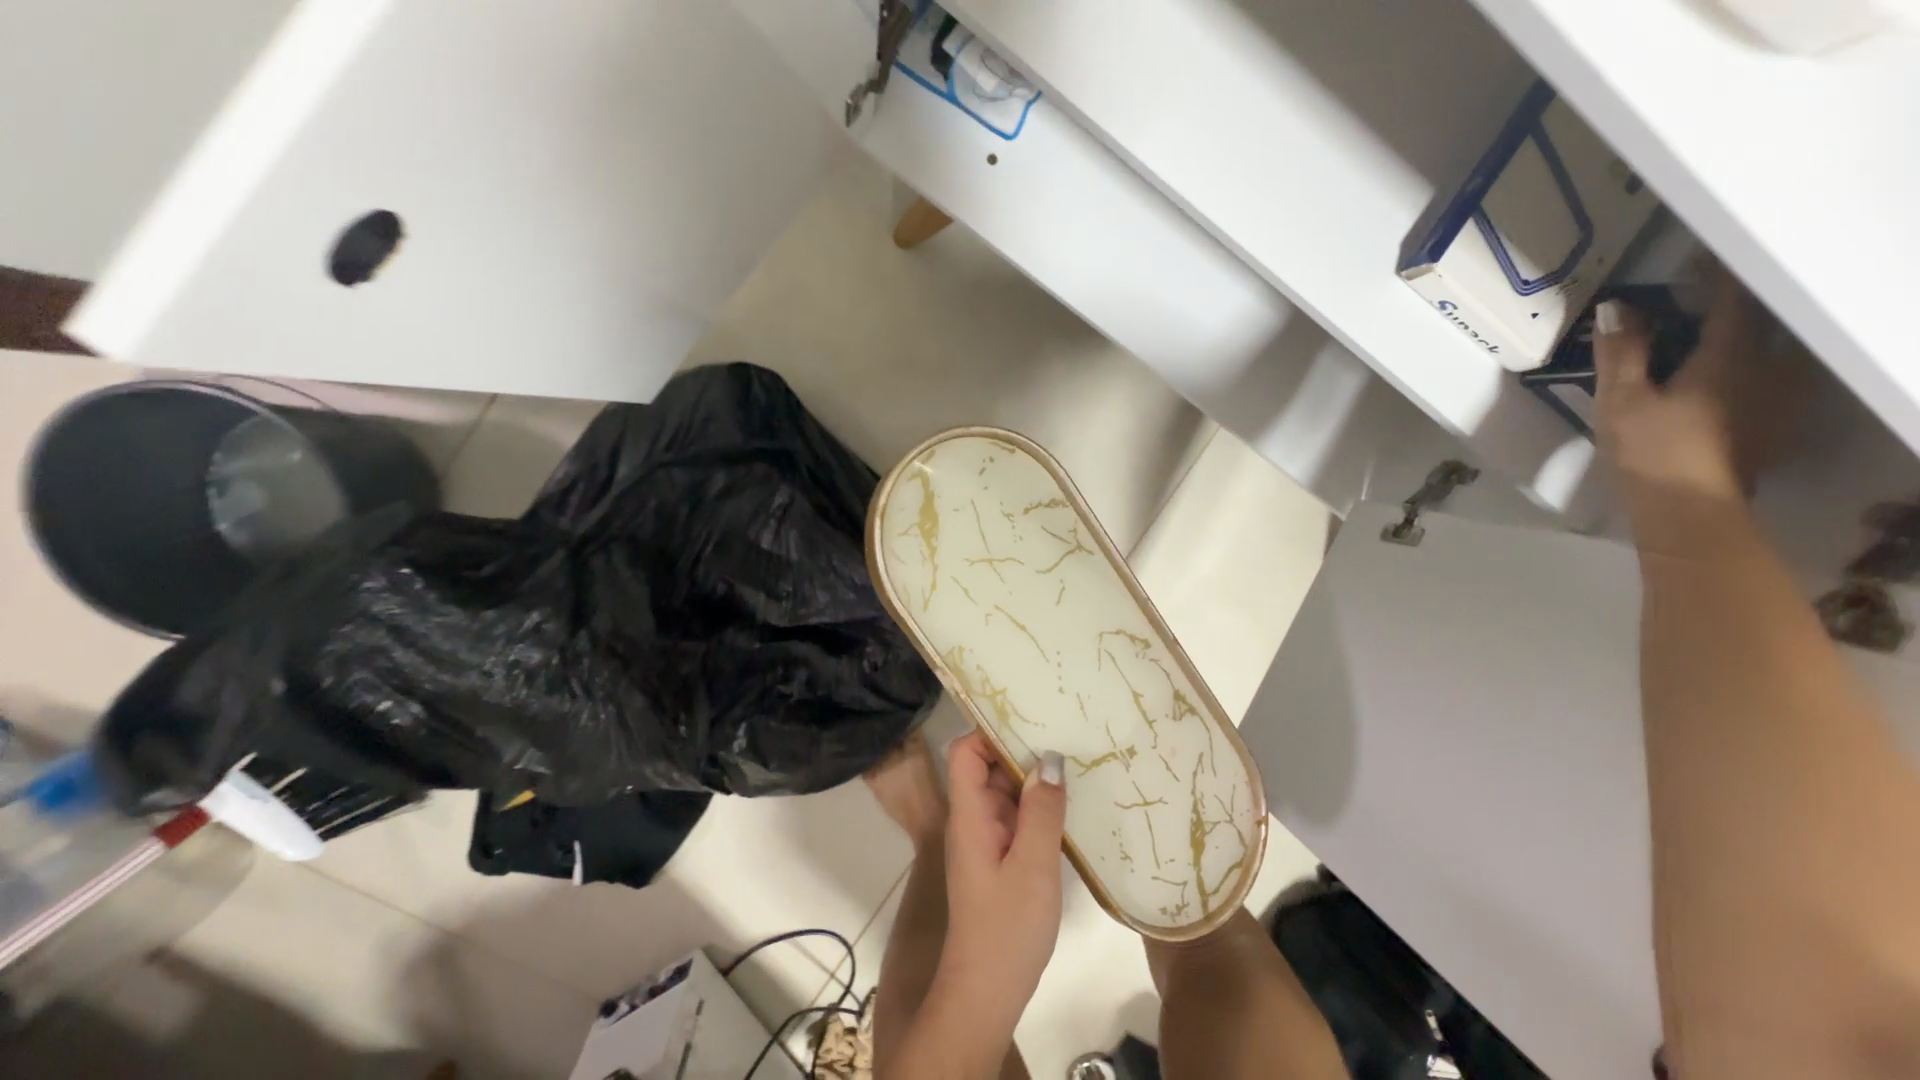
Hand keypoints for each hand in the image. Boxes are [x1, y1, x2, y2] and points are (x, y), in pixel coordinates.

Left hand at [938, 733, 1066, 1017]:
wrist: (987, 992)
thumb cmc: (1007, 928)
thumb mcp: (1034, 866)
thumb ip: (1041, 811)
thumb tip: (1050, 758)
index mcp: (969, 816)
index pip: (966, 753)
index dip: (991, 731)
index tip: (1033, 719)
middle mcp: (973, 822)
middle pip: (988, 768)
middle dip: (1022, 750)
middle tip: (1070, 735)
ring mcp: (986, 842)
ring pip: (1005, 794)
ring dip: (1034, 780)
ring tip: (1079, 763)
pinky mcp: (1000, 861)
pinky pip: (1016, 820)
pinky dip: (1038, 809)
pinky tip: (1071, 806)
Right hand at [1594, 268, 1805, 538]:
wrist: (1690, 513)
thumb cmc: (1654, 452)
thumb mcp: (1622, 400)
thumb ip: (1623, 352)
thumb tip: (1618, 306)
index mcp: (1730, 355)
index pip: (1731, 300)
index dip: (1715, 275)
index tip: (1696, 258)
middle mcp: (1767, 368)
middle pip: (1757, 324)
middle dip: (1730, 307)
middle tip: (1696, 299)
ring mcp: (1775, 399)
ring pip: (1764, 353)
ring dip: (1738, 340)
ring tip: (1703, 337)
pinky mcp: (1770, 426)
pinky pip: (1761, 380)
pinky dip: (1740, 369)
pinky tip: (1714, 380)